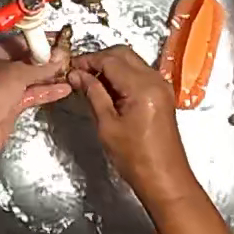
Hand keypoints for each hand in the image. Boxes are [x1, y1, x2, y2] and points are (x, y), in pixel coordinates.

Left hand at [0, 39, 72, 163]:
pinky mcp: (10, 106)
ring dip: (49, 76)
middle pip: (25, 60)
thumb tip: (60, 57)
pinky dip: (46, 92)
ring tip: (71, 71)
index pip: (18, 42)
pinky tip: (64, 88)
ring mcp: (3, 88)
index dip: (38, 40)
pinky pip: (31, 95)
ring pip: (30, 79)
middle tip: (69, 56)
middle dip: (46, 60)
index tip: (59, 40)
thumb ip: (41, 66)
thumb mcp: (17, 72)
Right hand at [69, 45, 199, 202]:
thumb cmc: (134, 156)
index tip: (69, 68)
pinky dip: (120, 73)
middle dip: (98, 58)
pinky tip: (105, 88)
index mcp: (142, 87)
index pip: (110, 60)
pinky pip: (138, 72)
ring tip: (88, 80)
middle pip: (122, 54)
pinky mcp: (161, 94)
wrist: (165, 179)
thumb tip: (76, 74)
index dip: (87, 60)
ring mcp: (161, 86)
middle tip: (78, 72)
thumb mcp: (107, 125)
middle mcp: (155, 80)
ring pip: (130, 61)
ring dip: (109, 65)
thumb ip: (93, 93)